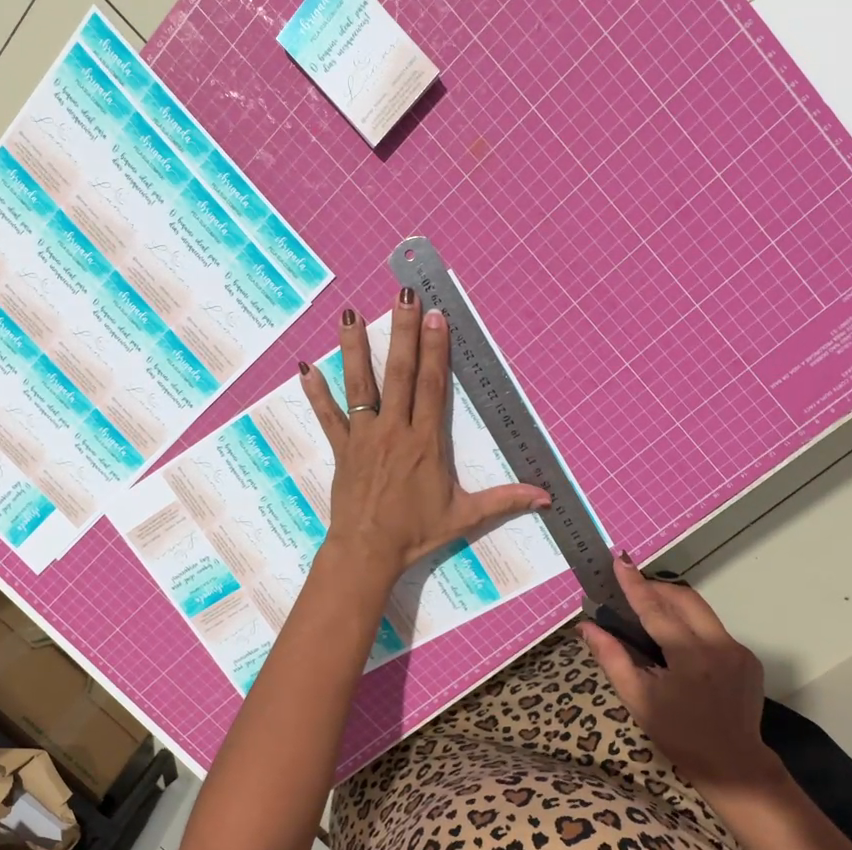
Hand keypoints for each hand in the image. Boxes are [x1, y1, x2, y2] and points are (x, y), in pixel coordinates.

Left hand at [302, 289, 549, 586]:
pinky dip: (316, 394)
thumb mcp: (464, 517)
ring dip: (355, 349)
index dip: (436, 350)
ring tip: (348, 315)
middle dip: (403, 333)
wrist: (368, 551)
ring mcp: (364, 439)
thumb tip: (545, 497)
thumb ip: (504, 501)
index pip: (433, 386)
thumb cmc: (416, 533)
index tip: (436, 316)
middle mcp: (394, 431)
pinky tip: (305, 368)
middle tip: (402, 295)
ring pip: (360, 387)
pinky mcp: (342, 451)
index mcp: (425, 442)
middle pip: (400, 374)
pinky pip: (328, 418)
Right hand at [578, 557, 780, 787]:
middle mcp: (719, 645)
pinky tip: (674, 640)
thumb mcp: (637, 699)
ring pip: (701, 611)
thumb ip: (612, 658)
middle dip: (656, 587)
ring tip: (647, 607)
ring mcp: (738, 650)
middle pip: (685, 599)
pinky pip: (713, 629)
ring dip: (673, 604)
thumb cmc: (677, 734)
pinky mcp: (747, 657)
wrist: (731, 763)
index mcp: (690, 657)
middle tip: (629, 585)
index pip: (656, 610)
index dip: (634, 584)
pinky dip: (689, 625)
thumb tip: (587, 626)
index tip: (618, 560)